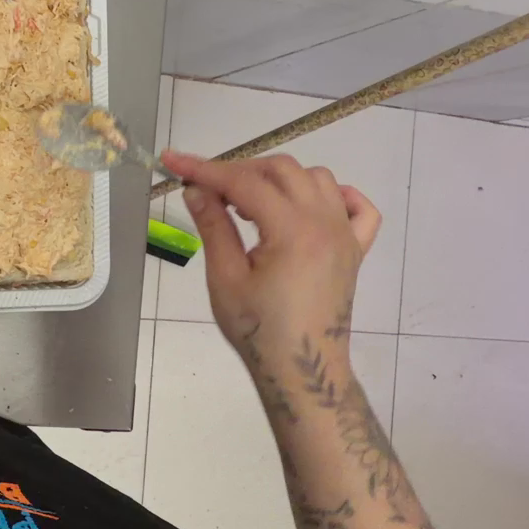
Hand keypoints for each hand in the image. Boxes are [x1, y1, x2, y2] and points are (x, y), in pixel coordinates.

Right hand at [158, 151, 379, 357]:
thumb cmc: (257, 328)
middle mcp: (326, 222)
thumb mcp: (224, 277)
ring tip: (246, 201)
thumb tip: (195, 189)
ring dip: (278, 179)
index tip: (172, 160)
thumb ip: (213, 227)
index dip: (204, 168)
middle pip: (281, 170)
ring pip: (316, 178)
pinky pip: (357, 206)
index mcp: (292, 231)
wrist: (301, 368)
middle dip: (238, 170)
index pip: (244, 183)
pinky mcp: (355, 249)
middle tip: (205, 189)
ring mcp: (346, 234)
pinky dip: (333, 194)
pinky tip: (307, 204)